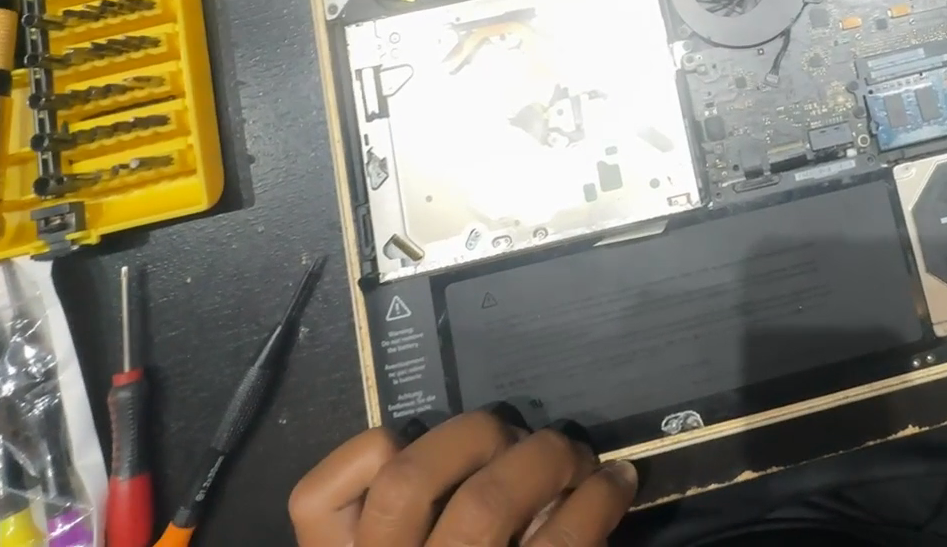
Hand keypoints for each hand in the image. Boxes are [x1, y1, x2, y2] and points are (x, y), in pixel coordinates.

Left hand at [289, 412, 637, 546]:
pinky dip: (373, 453)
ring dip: (474, 441)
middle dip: (546, 461)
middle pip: (484, 505)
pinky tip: (410, 454)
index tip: (620, 478)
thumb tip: (600, 493)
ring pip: (410, 475)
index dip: (597, 503)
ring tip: (507, 443)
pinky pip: (326, 488)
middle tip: (572, 458)